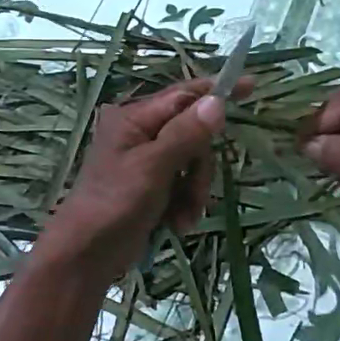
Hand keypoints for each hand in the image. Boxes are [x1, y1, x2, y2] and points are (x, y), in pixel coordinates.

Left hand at [36, 78, 227, 278]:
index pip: (184, 95)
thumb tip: (216, 102)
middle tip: (194, 194)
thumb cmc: (114, 204)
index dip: (216, 92)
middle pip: (194, 133)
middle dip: (200, 168)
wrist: (87, 254)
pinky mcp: (151, 185)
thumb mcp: (153, 167)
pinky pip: (183, 184)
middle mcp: (140, 133)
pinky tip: (176, 224)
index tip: (252, 86)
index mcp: (134, 118)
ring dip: (194, 191)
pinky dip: (185, 204)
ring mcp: (146, 160)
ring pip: (193, 162)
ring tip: (182, 217)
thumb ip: (185, 134)